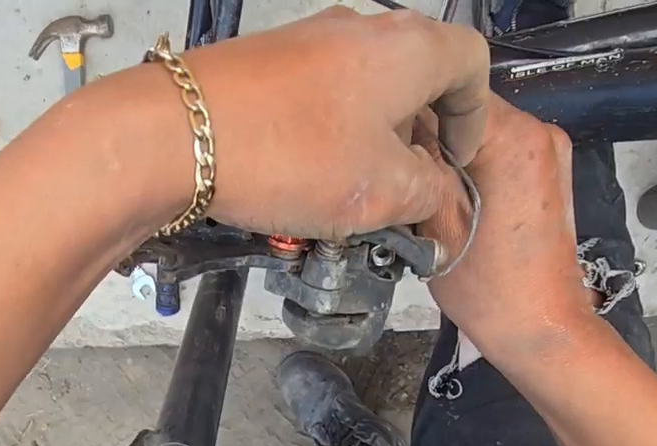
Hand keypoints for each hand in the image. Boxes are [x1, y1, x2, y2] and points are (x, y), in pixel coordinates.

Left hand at [109, 8, 490, 238]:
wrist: (183, 136)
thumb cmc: (287, 154)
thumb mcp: (380, 193)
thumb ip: (427, 193)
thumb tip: (436, 193)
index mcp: (408, 48)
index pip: (471, 65)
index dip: (473, 118)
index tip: (459, 160)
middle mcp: (360, 32)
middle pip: (415, 82)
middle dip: (419, 142)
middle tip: (409, 195)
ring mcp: (309, 45)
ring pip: (364, 97)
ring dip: (371, 149)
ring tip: (355, 202)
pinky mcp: (269, 70)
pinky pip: (319, 105)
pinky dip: (329, 144)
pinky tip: (310, 186)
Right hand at [421, 98, 610, 366]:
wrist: (541, 329)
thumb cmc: (490, 291)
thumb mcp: (435, 231)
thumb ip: (416, 177)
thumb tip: (395, 146)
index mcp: (513, 139)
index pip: (445, 95)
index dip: (406, 120)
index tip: (383, 153)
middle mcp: (539, 132)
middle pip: (465, 110)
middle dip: (427, 137)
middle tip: (395, 175)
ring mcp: (548, 151)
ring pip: (479, 133)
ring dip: (447, 155)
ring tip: (420, 192)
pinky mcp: (547, 173)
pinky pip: (497, 153)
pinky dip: (470, 168)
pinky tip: (449, 201)